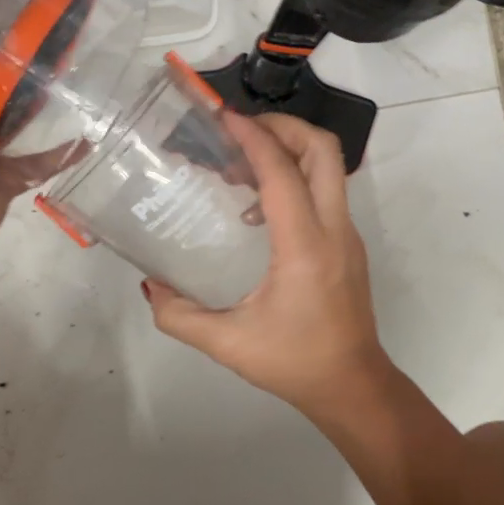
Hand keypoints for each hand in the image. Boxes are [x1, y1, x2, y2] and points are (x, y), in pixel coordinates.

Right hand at [142, 112, 390, 421]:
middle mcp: (333, 231)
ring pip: (329, 169)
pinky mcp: (347, 247)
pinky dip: (295, 179)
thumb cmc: (293, 363)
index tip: (222, 117)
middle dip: (282, 127)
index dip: (253, 137)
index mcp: (304, 247)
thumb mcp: (227, 343)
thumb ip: (179, 316)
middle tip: (238, 131)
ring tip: (241, 164)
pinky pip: (325, 193)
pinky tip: (255, 210)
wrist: (352, 387)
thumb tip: (151, 286)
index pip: (282, 172)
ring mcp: (346, 237)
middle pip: (323, 151)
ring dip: (289, 151)